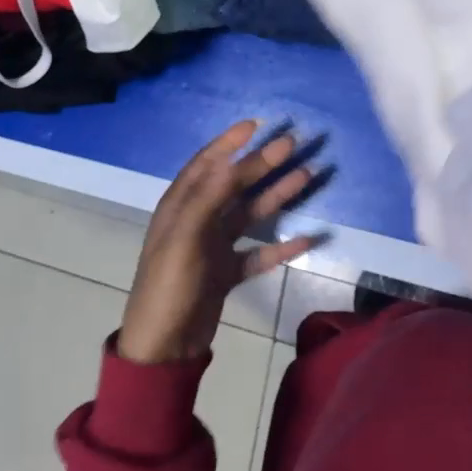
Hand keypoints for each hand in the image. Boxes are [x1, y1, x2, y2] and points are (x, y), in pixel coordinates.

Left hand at [117, 120, 323, 364]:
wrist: (164, 346)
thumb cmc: (168, 286)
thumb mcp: (183, 239)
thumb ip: (207, 199)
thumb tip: (231, 160)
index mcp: (180, 205)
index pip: (207, 164)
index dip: (229, 142)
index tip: (256, 124)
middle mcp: (198, 219)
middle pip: (234, 184)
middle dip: (262, 163)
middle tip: (292, 143)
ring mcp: (214, 246)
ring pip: (250, 214)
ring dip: (276, 195)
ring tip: (306, 176)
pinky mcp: (227, 273)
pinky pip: (258, 253)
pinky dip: (280, 246)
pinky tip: (307, 238)